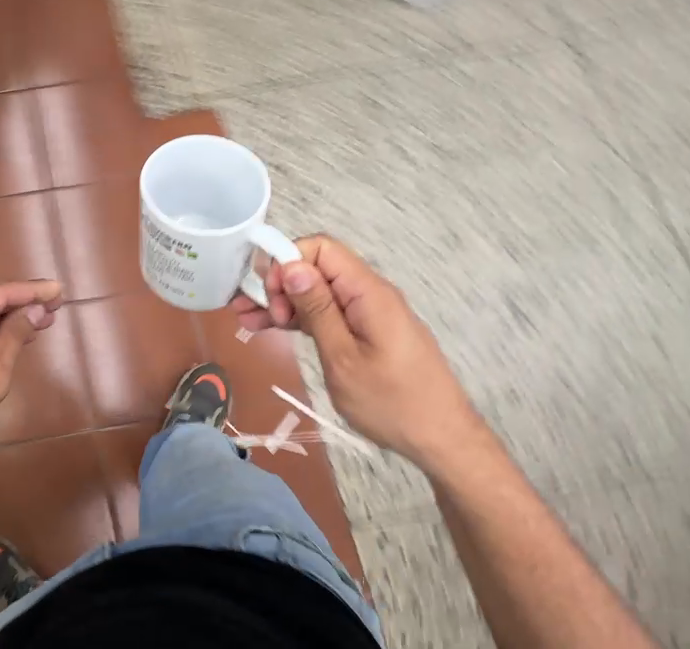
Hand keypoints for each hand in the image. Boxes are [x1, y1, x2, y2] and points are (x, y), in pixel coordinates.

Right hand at [231, 236, 488, 469]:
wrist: (443, 441)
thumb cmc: (392, 403)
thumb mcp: (343, 359)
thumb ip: (317, 309)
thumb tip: (291, 265)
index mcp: (368, 293)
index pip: (321, 248)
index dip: (287, 261)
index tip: (269, 295)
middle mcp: (369, 294)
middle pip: (316, 268)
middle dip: (277, 283)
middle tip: (250, 313)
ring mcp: (368, 313)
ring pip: (317, 291)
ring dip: (282, 303)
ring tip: (246, 320)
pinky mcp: (367, 331)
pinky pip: (328, 312)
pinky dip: (300, 318)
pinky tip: (272, 328)